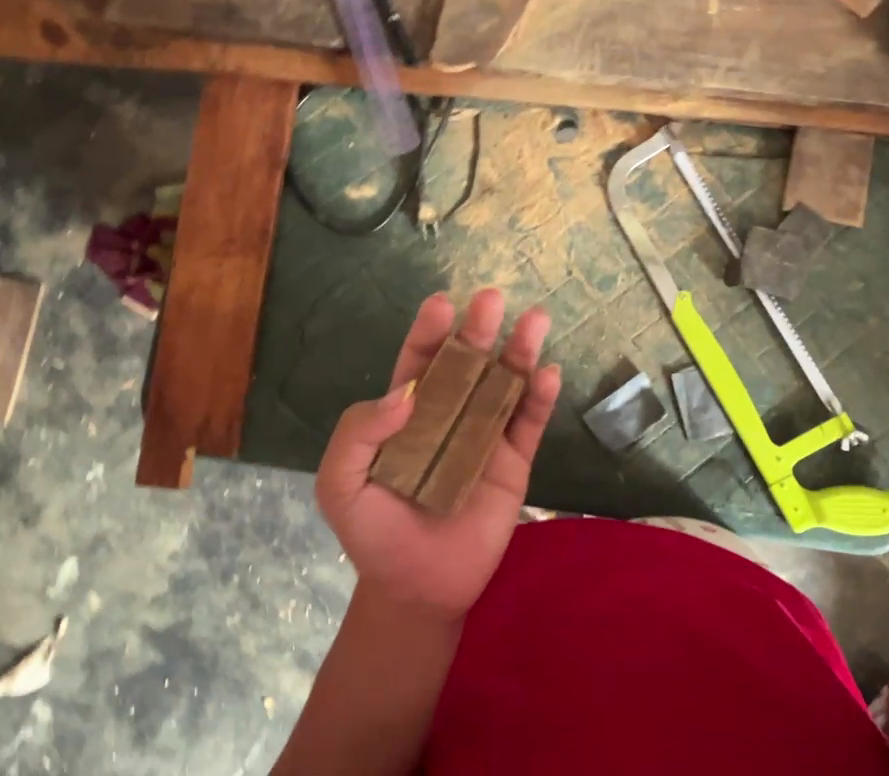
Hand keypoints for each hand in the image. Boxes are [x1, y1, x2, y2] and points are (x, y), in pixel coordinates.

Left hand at [314, 289, 561, 621]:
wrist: (416, 590)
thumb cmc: (374, 534)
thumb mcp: (341, 485)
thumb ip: (358, 433)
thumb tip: (403, 393)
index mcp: (407, 414)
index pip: (420, 362)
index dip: (430, 332)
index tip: (441, 305)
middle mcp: (449, 414)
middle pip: (467, 363)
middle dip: (478, 330)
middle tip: (490, 298)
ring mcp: (484, 436)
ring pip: (505, 384)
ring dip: (520, 351)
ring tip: (534, 318)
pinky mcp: (514, 463)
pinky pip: (530, 425)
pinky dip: (540, 398)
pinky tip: (547, 374)